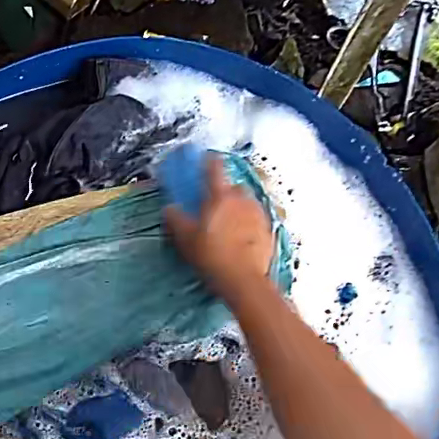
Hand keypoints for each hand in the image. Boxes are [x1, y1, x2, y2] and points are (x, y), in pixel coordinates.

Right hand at [163, 155, 273, 297]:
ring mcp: (258, 214)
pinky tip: (240, 237)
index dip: (208, 160)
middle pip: (232, 186)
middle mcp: (242, 200)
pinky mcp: (268, 230)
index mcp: (220, 196)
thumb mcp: (185, 238)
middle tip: (212, 203)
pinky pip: (255, 219)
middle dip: (223, 191)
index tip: (205, 158)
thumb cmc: (212, 255)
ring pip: (245, 202)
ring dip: (237, 207)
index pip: (214, 168)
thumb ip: (175, 219)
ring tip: (227, 223)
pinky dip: (247, 222)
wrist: (244, 281)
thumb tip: (169, 208)